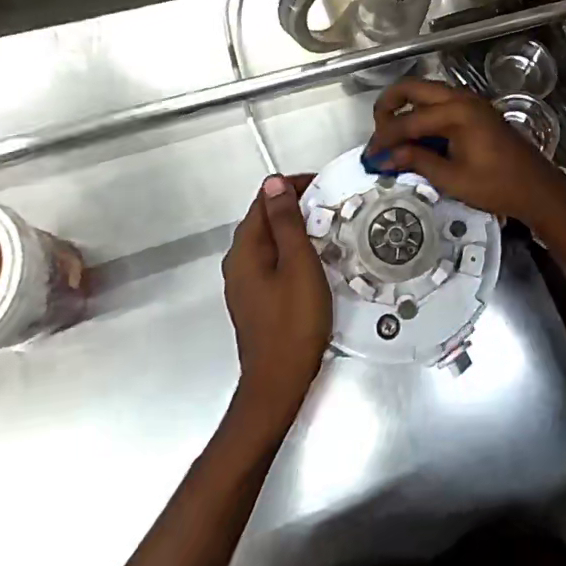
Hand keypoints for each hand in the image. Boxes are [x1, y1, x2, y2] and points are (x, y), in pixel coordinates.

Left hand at [222, 175, 330, 420]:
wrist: (278, 382)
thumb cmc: (293, 321)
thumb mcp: (297, 264)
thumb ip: (286, 222)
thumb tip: (273, 183)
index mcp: (245, 247)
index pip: (264, 200)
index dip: (291, 187)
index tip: (321, 186)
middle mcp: (236, 261)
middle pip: (263, 220)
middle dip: (294, 208)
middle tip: (329, 208)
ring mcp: (242, 283)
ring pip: (268, 243)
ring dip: (293, 232)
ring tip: (324, 232)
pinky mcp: (252, 301)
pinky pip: (270, 264)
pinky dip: (289, 254)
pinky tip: (309, 264)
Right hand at [364, 78, 565, 226]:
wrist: (539, 190)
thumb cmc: (498, 186)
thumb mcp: (452, 179)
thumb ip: (416, 161)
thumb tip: (385, 157)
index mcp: (457, 113)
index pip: (407, 120)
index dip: (384, 138)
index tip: (370, 155)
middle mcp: (462, 98)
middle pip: (412, 88)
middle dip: (388, 106)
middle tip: (377, 132)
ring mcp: (470, 101)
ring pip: (425, 92)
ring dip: (404, 107)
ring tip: (392, 135)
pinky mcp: (475, 110)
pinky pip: (439, 101)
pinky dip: (421, 112)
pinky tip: (415, 136)